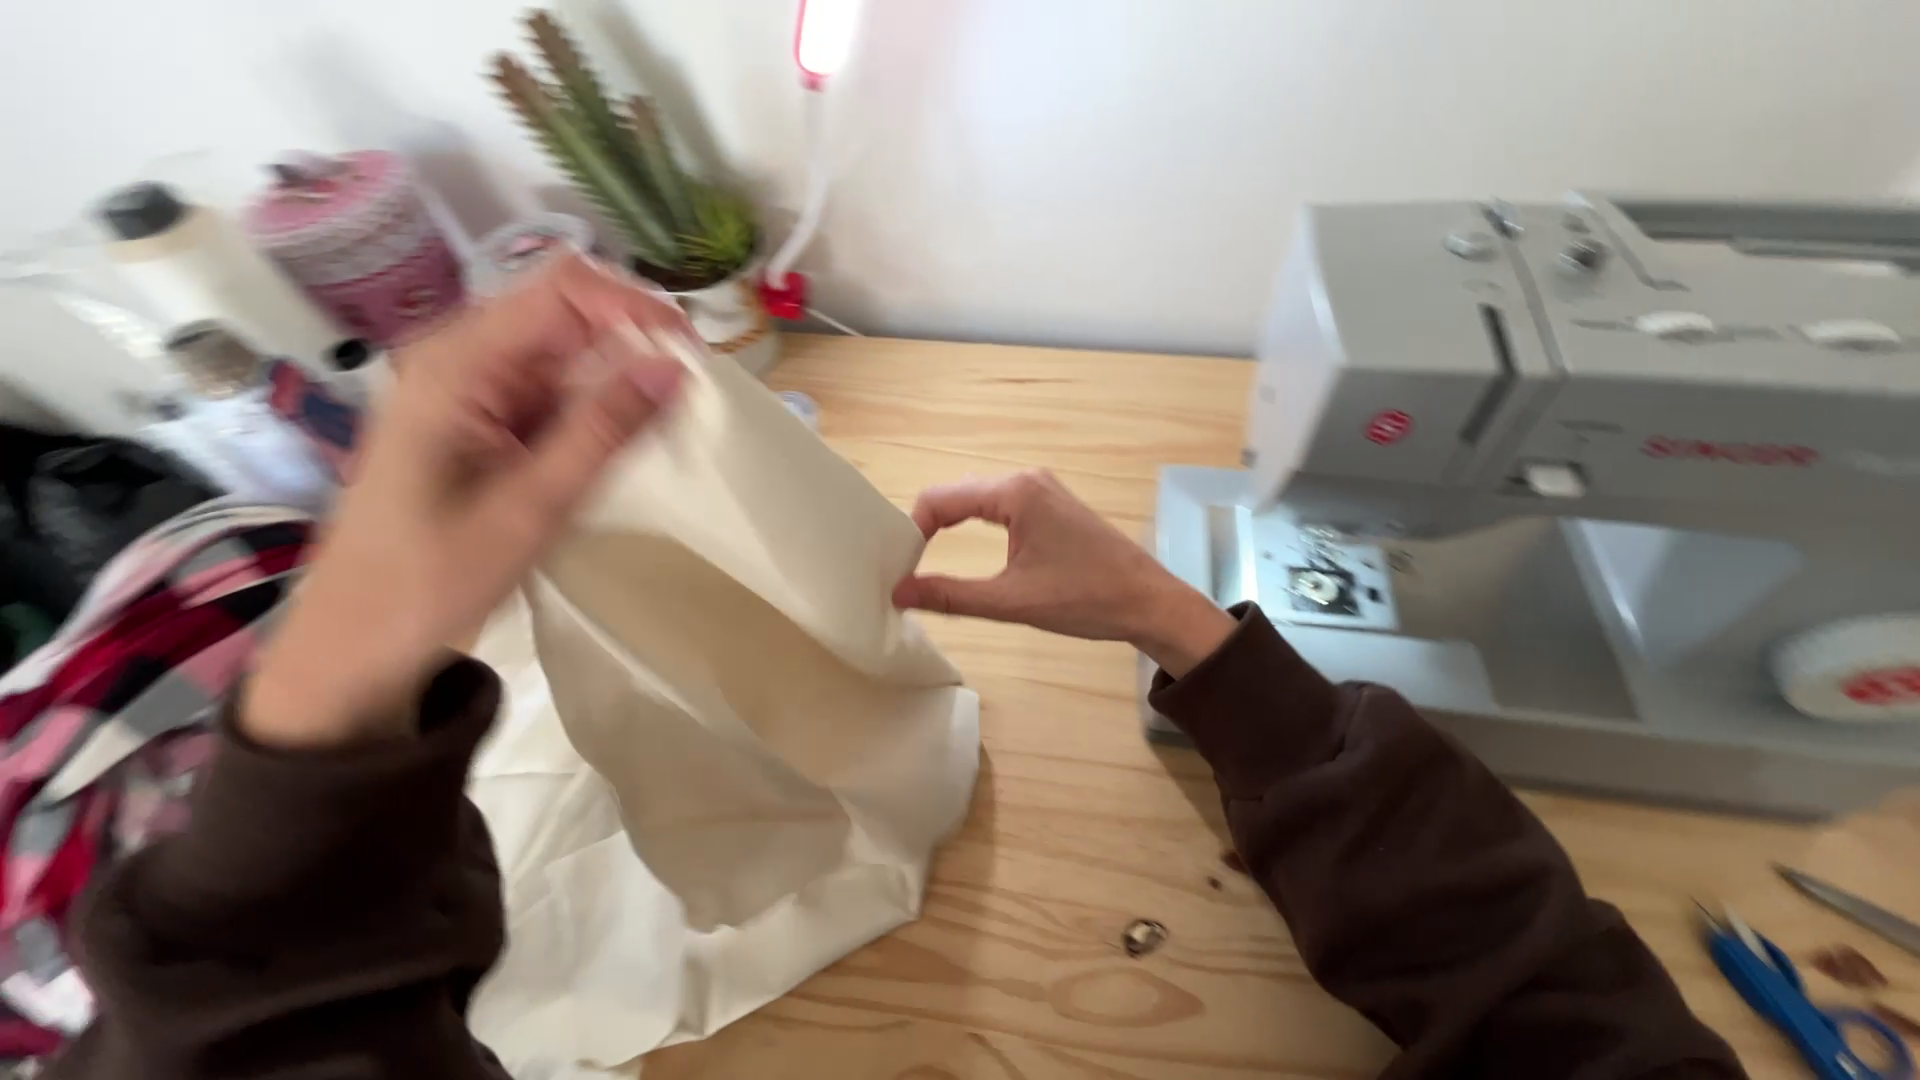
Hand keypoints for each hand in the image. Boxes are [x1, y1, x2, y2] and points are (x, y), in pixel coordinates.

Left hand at [244, 256, 690, 747]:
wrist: (361, 639)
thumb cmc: (435, 577)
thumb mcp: (534, 506)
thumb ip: (605, 430)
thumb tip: (675, 369)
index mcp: (458, 363)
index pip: (563, 291)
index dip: (636, 308)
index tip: (692, 357)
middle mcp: (462, 357)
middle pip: (567, 313)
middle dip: (636, 343)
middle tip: (688, 397)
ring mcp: (471, 388)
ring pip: (568, 353)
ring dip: (621, 378)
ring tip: (665, 425)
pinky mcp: (483, 418)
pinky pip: (554, 390)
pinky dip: (598, 407)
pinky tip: (622, 443)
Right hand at [892, 471, 1235, 676]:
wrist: (1149, 601)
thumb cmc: (1085, 599)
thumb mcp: (1012, 601)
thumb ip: (950, 596)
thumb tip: (899, 593)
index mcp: (1015, 493)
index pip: (940, 499)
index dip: (912, 530)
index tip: (900, 566)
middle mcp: (1026, 479)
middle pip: (956, 493)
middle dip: (927, 525)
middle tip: (907, 565)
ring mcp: (1042, 488)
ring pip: (977, 498)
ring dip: (951, 523)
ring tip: (928, 559)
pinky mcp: (1052, 504)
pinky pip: (1000, 504)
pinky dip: (975, 523)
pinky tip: (965, 549)